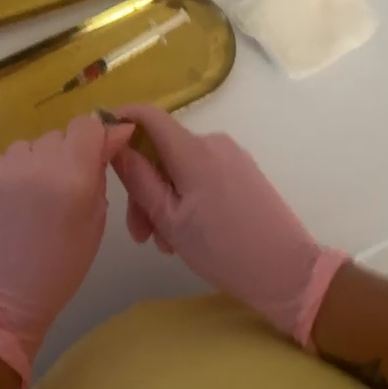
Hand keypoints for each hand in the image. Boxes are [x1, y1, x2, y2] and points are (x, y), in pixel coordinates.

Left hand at [0, 112, 126, 386]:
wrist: (6, 294)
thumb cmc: (62, 264)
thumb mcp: (96, 220)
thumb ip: (101, 171)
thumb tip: (115, 129)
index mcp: (73, 177)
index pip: (87, 125)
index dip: (92, 138)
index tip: (91, 155)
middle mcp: (37, 164)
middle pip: (57, 135)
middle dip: (63, 155)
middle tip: (60, 190)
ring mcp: (1, 168)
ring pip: (28, 147)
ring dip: (35, 164)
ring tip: (31, 200)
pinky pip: (3, 161)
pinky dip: (10, 176)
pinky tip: (9, 205)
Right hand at [110, 103, 345, 348]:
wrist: (288, 273)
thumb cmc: (224, 249)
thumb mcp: (170, 220)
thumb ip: (138, 179)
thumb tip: (113, 144)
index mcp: (193, 150)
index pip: (148, 115)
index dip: (120, 119)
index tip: (99, 142)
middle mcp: (212, 143)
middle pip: (161, 150)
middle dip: (143, 186)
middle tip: (139, 232)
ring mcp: (230, 156)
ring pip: (179, 167)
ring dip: (163, 199)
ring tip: (165, 243)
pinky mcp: (242, 172)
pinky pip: (200, 174)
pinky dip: (184, 197)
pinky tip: (186, 234)